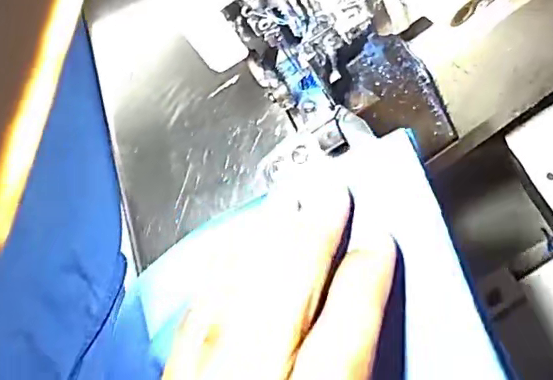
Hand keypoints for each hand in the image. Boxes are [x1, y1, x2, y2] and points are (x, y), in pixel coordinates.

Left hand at [162, 182, 395, 379]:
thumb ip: (353, 372)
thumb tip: (378, 333)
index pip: (342, 340)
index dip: (365, 283)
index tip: (380, 240)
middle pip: (283, 297)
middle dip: (311, 238)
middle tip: (331, 191)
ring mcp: (201, 378)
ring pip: (233, 292)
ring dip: (262, 241)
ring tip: (285, 202)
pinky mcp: (172, 377)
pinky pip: (196, 313)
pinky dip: (219, 273)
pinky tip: (231, 248)